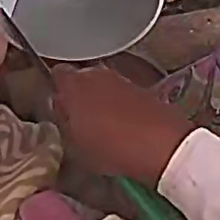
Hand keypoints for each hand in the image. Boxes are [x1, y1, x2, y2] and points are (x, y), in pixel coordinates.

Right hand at [52, 65, 195, 186]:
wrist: (162, 144)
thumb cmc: (110, 146)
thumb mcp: (74, 143)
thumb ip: (63, 120)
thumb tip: (62, 107)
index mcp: (74, 83)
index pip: (56, 74)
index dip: (57, 90)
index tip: (60, 109)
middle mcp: (96, 73)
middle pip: (81, 79)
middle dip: (79, 95)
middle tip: (80, 122)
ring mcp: (122, 79)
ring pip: (103, 86)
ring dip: (101, 100)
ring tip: (104, 128)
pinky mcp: (142, 89)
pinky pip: (122, 95)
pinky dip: (121, 106)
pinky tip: (125, 128)